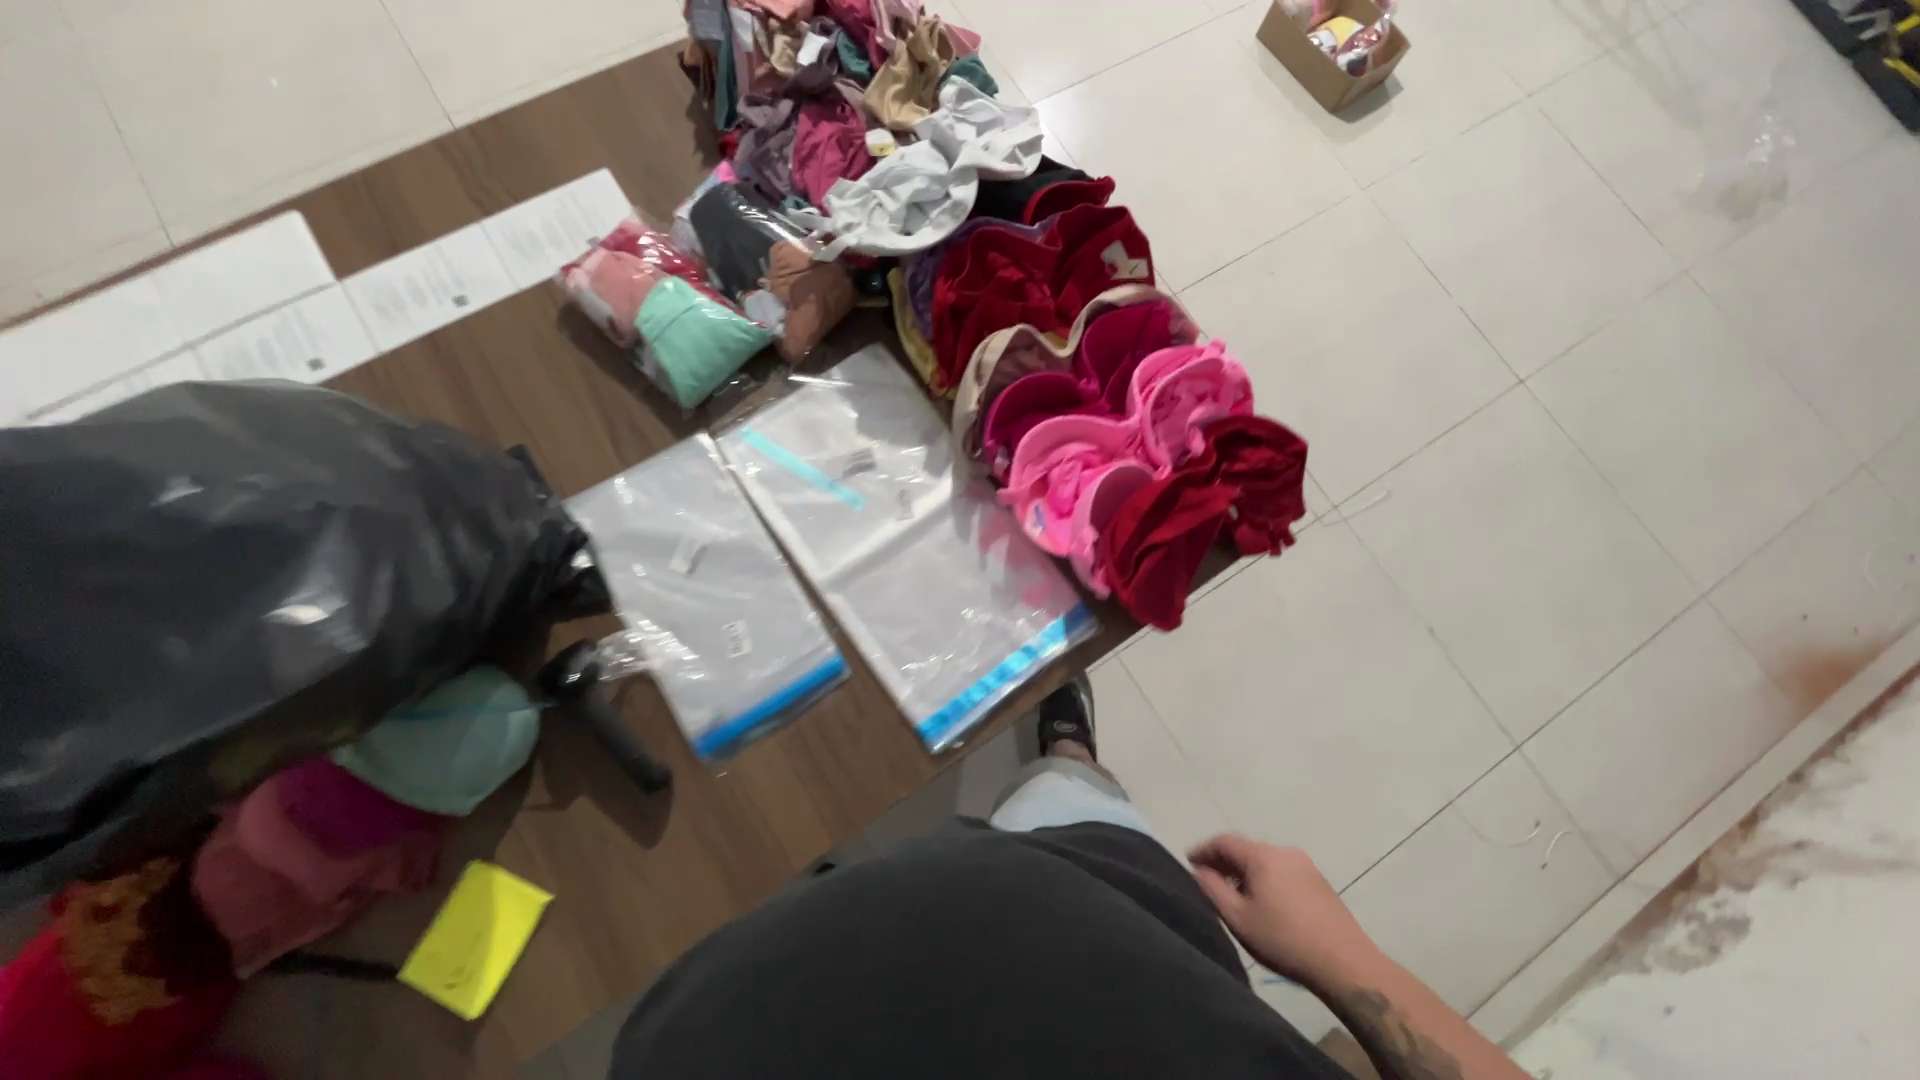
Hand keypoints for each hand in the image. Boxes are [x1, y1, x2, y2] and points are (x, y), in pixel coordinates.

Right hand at [1188, 835, 1383, 991]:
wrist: (1346, 965)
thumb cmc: (1285, 940)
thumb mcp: (1238, 918)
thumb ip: (1212, 889)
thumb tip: (1197, 870)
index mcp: (1263, 855)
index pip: (1224, 841)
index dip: (1203, 851)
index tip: (1188, 865)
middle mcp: (1285, 852)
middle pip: (1246, 849)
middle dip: (1224, 863)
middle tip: (1207, 882)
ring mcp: (1306, 866)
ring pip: (1265, 861)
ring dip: (1245, 873)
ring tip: (1234, 896)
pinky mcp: (1320, 883)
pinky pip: (1282, 872)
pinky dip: (1265, 880)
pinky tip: (1263, 904)